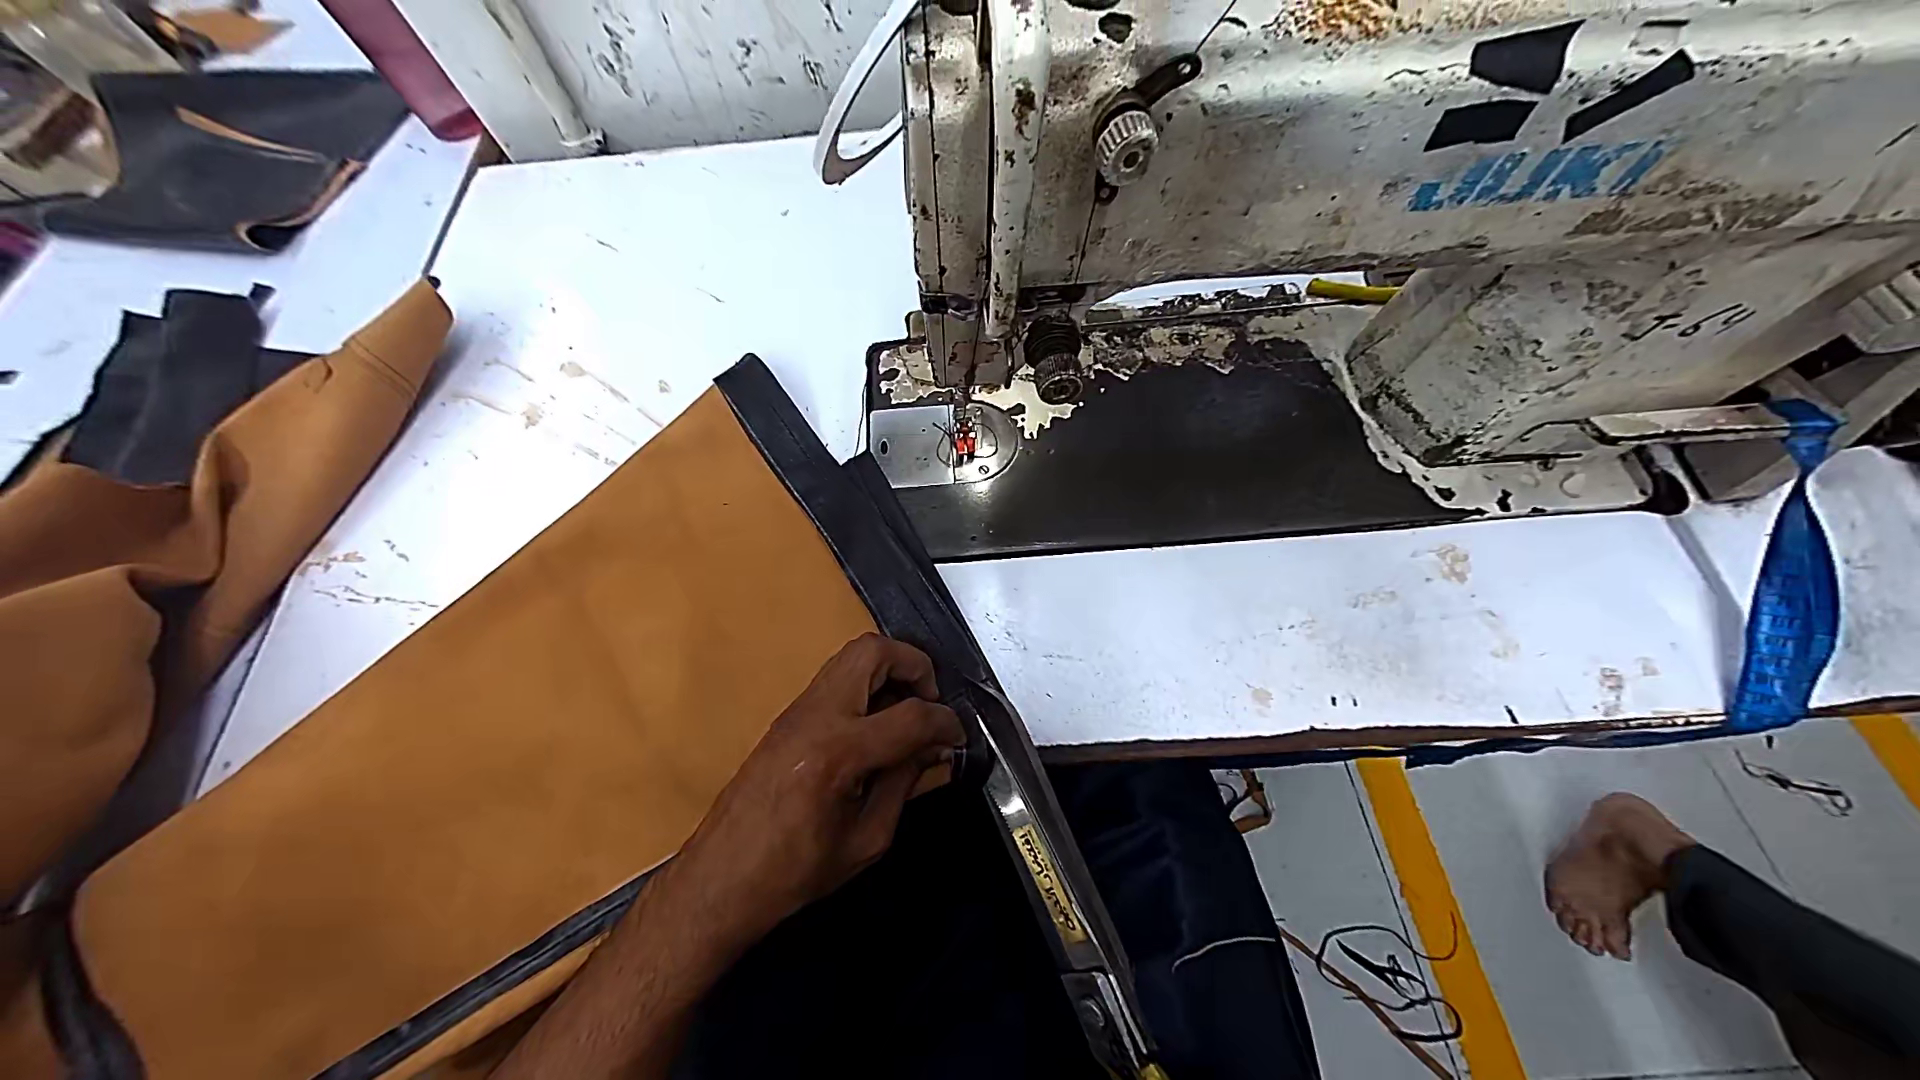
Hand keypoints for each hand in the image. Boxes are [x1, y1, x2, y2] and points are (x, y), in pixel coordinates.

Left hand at [669, 633, 964, 945]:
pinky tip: (877, 725)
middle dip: (915, 666)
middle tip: (930, 702)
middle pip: (873, 651)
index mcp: (837, 752)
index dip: (946, 722)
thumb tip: (933, 749)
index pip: (910, 715)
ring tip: (907, 711)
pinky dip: (867, 685)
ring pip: (852, 655)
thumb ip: (904, 783)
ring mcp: (797, 710)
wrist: (719, 881)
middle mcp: (816, 716)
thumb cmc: (793, 873)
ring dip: (889, 670)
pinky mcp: (787, 716)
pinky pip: (837, 678)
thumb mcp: (866, 839)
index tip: (958, 736)